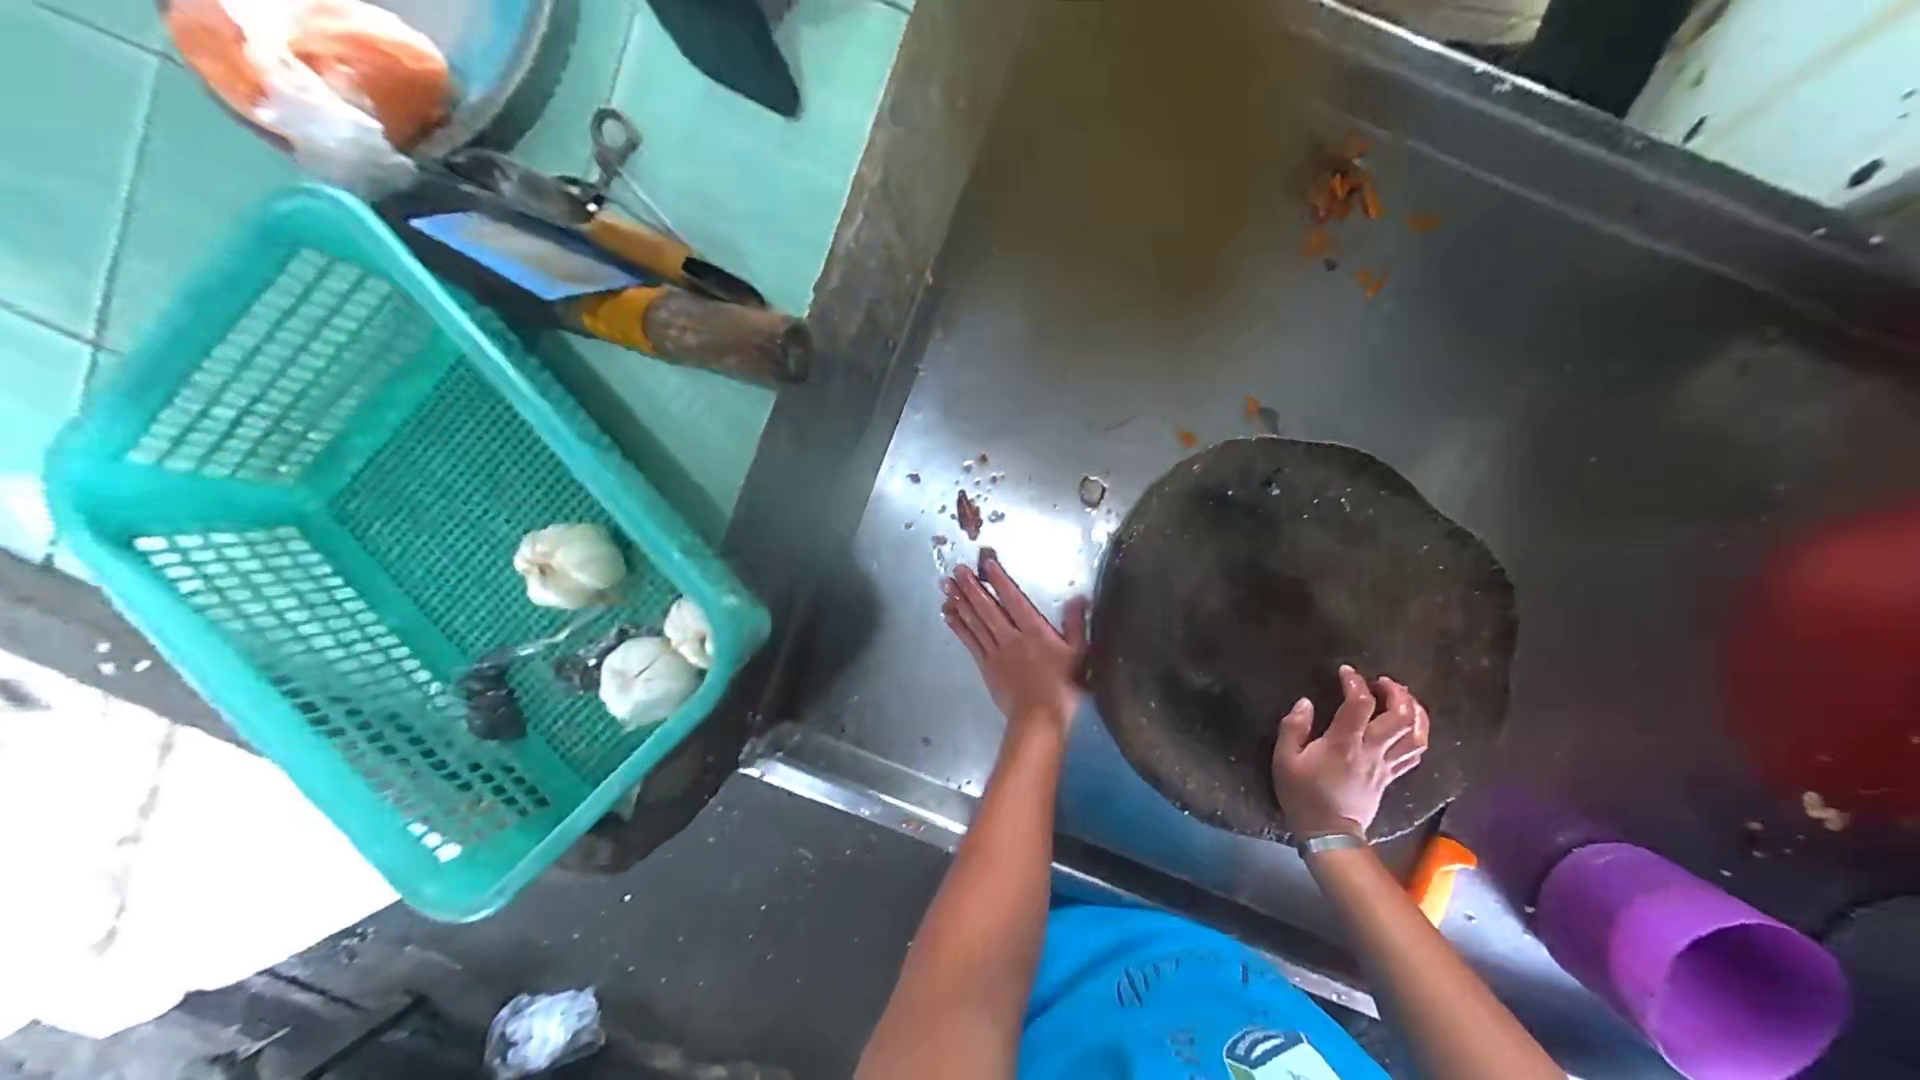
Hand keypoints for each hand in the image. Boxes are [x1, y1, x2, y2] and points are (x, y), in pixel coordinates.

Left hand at [942, 550, 1089, 734]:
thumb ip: (1075, 624)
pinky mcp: (985, 665)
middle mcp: (1011, 636)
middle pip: (987, 607)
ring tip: (946, 585)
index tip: (987, 564)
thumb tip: (1078, 597)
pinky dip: (958, 626)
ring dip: (960, 601)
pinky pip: (969, 641)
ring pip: (975, 621)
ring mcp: (995, 651)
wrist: (1039, 718)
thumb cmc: (1063, 687)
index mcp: (1034, 630)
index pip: (1013, 598)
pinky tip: (948, 614)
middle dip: (971, 586)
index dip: (999, 580)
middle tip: (957, 569)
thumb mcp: (1078, 654)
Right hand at [1271, 665, 1429, 838]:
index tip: (1346, 671)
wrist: (1328, 832)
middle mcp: (1371, 751)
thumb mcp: (1284, 759)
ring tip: (1403, 698)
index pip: (1359, 704)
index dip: (1355, 682)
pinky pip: (1414, 753)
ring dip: (1414, 711)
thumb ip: (1293, 727)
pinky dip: (1417, 734)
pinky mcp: (1391, 776)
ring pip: (1415, 734)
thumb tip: (1306, 702)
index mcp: (1343, 743)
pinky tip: (1409, 725)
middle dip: (1396, 693)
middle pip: (1400, 716)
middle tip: (1382, 682)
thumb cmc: (1302, 793)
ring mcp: (1386, 765)